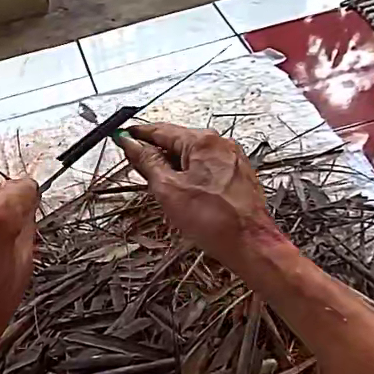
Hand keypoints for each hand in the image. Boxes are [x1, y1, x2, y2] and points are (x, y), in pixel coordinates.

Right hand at [114, 123, 282, 266]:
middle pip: (178, 141)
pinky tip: (182, 191)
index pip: (161, 130)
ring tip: (158, 185)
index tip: (123, 137)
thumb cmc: (216, 220)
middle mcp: (220, 144)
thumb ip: (147, 162)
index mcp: (203, 141)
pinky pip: (206, 167)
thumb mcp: (168, 189)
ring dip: (172, 166)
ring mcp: (231, 159)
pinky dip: (189, 174)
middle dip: (155, 153)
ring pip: (192, 156)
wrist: (250, 244)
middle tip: (136, 163)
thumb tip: (131, 146)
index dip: (138, 135)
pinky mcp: (237, 175)